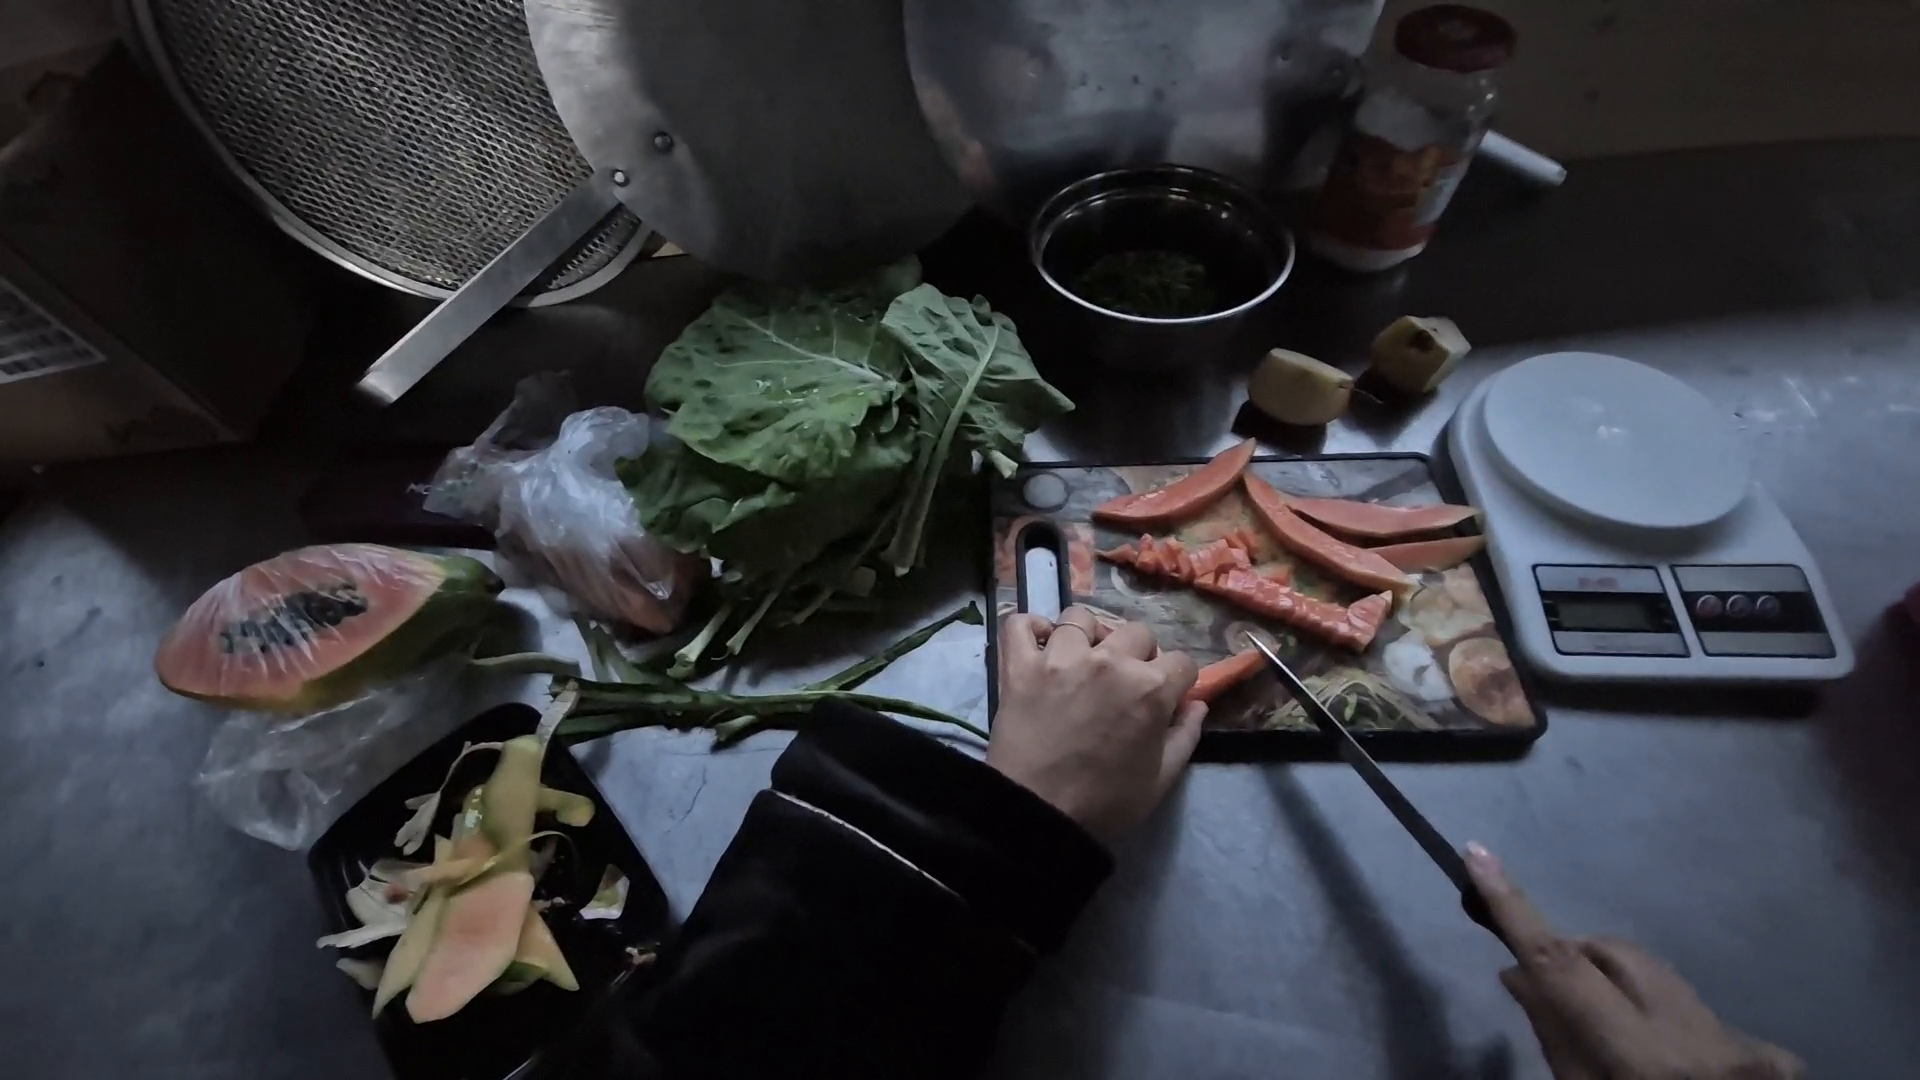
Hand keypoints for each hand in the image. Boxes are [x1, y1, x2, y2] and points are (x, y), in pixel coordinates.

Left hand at [988, 606, 1205, 841]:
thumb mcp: (1161, 779)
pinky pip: (1021, 623)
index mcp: (1150, 689)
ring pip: (1080, 618)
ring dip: (1087, 635)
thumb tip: (1197, 703)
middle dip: (1139, 654)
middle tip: (1124, 681)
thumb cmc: (1105, 803)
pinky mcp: (1021, 665)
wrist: (1038, 814)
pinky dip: (1030, 627)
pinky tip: (1039, 644)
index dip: (1178, 681)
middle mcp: (1109, 661)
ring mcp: (1061, 658)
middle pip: (1137, 632)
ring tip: (1082, 658)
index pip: (1182, 662)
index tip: (1166, 696)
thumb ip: (1185, 735)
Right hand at [1465, 844, 1804, 1079]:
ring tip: (1618, 1023)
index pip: (1559, 963)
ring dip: (1621, 981)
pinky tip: (1676, 1054)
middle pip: (1611, 951)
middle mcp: (1693, 1038)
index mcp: (1638, 1055)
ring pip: (1654, 970)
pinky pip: (1700, 1008)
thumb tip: (1518, 970)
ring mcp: (1737, 1042)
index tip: (1478, 855)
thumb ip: (1552, 1032)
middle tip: (1563, 991)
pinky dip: (1671, 1017)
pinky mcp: (1772, 1055)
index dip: (1514, 907)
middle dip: (1579, 957)